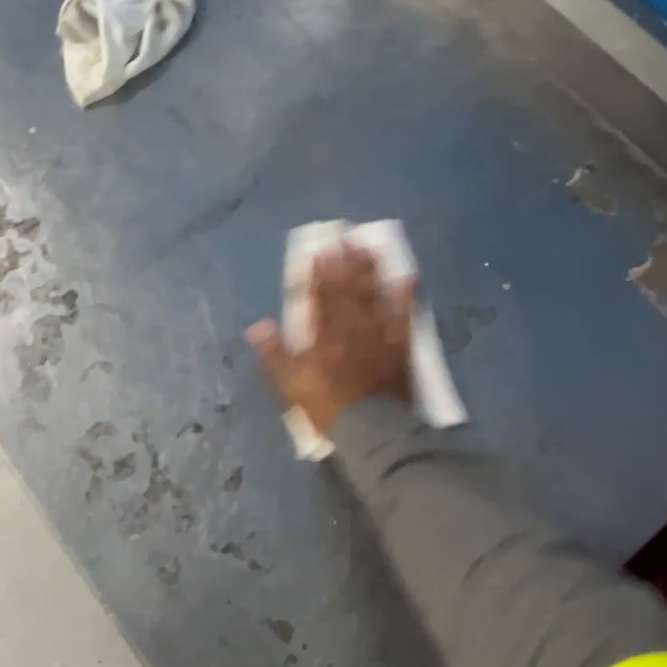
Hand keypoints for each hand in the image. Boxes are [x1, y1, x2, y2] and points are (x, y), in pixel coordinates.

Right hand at [247, 242, 413, 433]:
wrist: (372, 431)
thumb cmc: (327, 409)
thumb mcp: (290, 386)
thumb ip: (274, 355)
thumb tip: (258, 325)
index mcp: (323, 337)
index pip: (318, 299)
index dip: (316, 274)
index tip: (317, 251)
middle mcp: (351, 329)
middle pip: (347, 290)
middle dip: (343, 262)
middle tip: (343, 235)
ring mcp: (378, 336)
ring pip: (374, 296)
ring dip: (371, 270)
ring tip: (368, 245)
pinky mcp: (400, 347)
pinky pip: (404, 316)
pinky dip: (406, 296)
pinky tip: (408, 276)